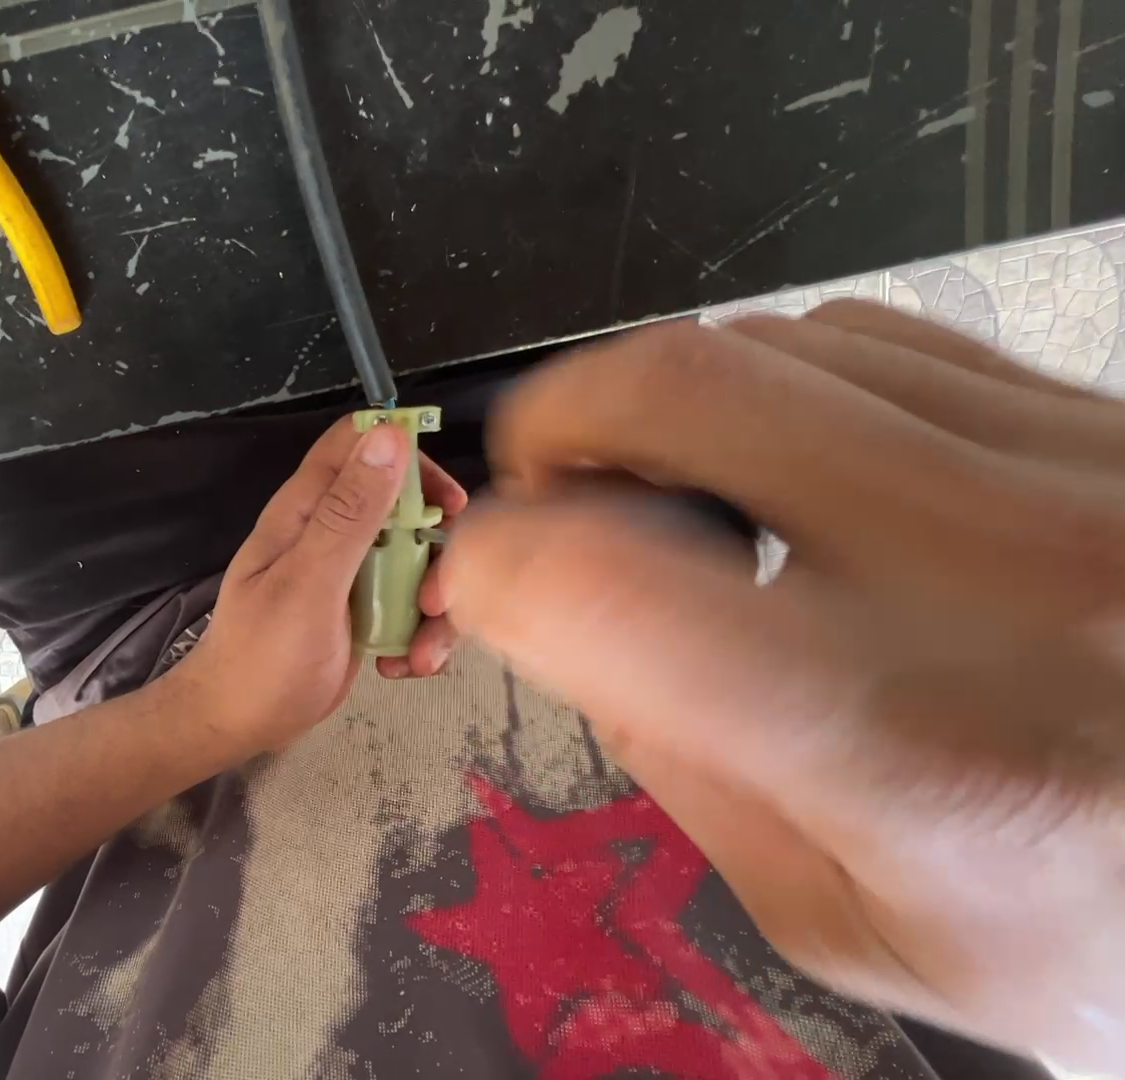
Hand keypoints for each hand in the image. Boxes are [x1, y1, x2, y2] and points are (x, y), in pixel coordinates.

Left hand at [170, 415, 467, 761]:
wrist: (240, 723)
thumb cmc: (264, 655)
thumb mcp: (308, 582)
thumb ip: (348, 513)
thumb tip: (389, 436)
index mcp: (305, 509)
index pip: (357, 443)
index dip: (406, 455)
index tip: (445, 501)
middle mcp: (328, 531)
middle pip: (402, 504)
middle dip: (434, 547)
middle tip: (439, 594)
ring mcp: (347, 573)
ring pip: (414, 560)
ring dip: (432, 606)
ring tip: (419, 653)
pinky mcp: (362, 611)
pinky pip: (408, 603)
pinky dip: (417, 635)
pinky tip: (400, 667)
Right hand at [427, 301, 1124, 1069]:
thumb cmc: (1076, 932)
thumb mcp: (830, 912)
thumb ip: (671, 754)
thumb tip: (559, 610)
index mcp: (918, 759)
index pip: (611, 585)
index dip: (493, 556)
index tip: (479, 575)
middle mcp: (1015, 582)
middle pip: (683, 390)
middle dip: (551, 421)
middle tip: (542, 484)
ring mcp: (1093, 469)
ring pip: (762, 343)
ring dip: (647, 406)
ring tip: (656, 481)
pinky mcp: (1117, 412)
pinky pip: (861, 334)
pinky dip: (753, 383)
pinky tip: (764, 455)